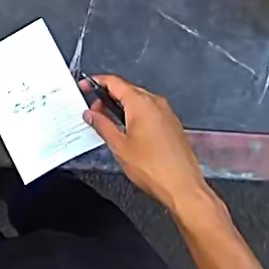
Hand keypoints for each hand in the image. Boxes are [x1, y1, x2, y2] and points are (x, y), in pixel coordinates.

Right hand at [81, 74, 211, 213]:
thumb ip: (102, 125)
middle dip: (108, 96)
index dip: (97, 82)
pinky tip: (130, 129)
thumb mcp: (119, 146)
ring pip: (139, 100)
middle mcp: (155, 102)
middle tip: (94, 111)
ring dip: (122, 106)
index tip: (86, 86)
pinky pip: (150, 110)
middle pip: (127, 89)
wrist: (182, 186)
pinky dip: (136, 113)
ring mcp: (166, 112)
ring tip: (110, 122)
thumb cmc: (153, 168)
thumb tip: (91, 114)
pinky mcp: (172, 123)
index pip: (114, 82)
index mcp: (140, 103)